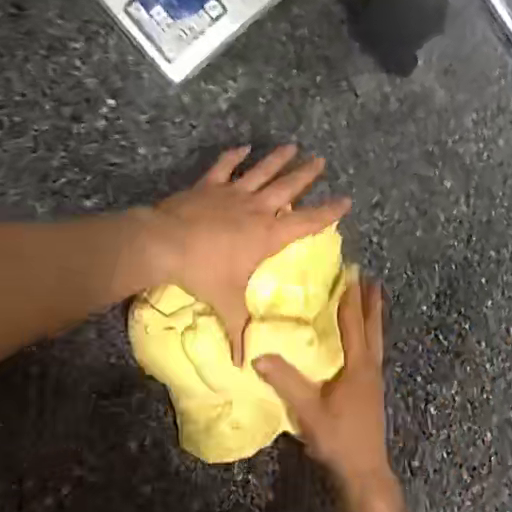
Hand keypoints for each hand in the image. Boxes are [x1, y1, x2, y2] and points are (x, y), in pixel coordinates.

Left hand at [145, 145, 350, 363]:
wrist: (165, 243)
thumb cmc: (202, 273)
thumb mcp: (225, 304)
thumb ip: (238, 332)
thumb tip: (241, 365)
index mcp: (268, 234)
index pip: (307, 222)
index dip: (329, 211)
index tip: (346, 200)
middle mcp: (256, 208)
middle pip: (288, 187)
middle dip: (307, 174)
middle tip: (321, 161)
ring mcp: (232, 193)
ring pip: (261, 171)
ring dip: (277, 159)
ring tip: (292, 146)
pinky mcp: (208, 186)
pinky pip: (225, 166)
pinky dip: (234, 156)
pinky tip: (243, 147)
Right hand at [256, 279, 391, 492]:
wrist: (364, 471)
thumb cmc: (338, 438)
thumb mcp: (308, 409)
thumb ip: (285, 382)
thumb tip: (259, 356)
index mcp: (358, 367)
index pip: (353, 324)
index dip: (350, 298)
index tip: (351, 272)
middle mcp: (370, 369)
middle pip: (372, 328)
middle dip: (370, 303)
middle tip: (370, 279)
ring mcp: (374, 382)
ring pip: (376, 341)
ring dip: (372, 319)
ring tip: (371, 302)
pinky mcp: (372, 394)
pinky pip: (373, 354)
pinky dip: (369, 338)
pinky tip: (362, 344)